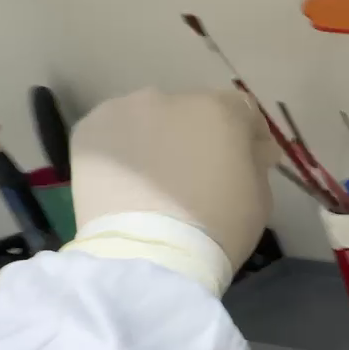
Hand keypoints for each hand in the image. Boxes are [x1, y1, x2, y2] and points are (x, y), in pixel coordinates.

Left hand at [70, 89, 274, 268]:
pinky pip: (118, 135)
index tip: (252, 157)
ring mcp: (123, 110)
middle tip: (201, 172)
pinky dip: (128, 151)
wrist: (151, 251)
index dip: (249, 133)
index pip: (242, 109)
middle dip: (201, 135)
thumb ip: (256, 162)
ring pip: (151, 119)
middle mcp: (168, 98)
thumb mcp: (260, 197)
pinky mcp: (88, 130)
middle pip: (193, 110)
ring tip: (161, 178)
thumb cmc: (220, 226)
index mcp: (218, 112)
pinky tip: (133, 182)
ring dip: (161, 139)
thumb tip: (252, 149)